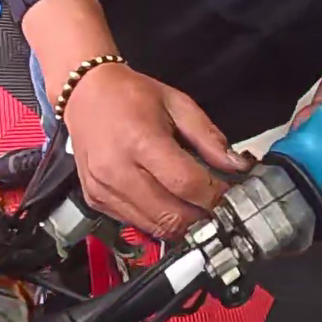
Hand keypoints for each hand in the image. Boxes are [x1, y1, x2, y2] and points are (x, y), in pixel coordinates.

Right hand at [63, 63, 251, 238]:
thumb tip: (237, 166)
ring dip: (181, 224)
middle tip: (215, 206)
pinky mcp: (95, 200)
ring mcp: (103, 189)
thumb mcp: (178, 104)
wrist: (84, 94)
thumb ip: (209, 138)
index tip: (229, 194)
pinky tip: (165, 202)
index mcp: (141, 141)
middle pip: (171, 215)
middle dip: (201, 217)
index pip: (186, 183)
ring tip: (193, 207)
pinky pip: (135, 224)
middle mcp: (117, 170)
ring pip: (154, 227)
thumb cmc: (131, 96)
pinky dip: (156, 220)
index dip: (214, 195)